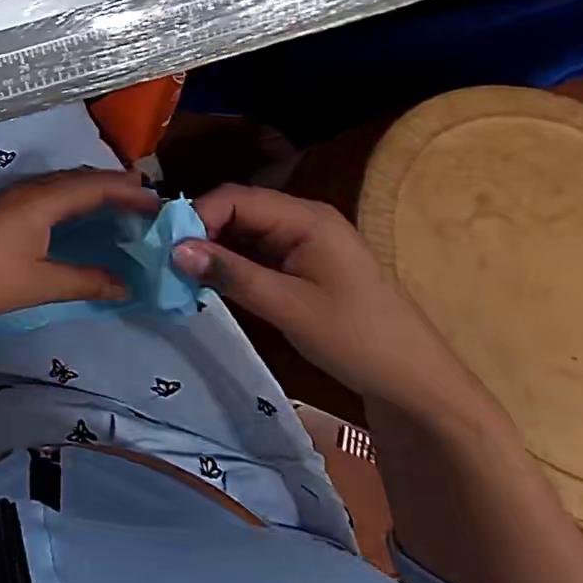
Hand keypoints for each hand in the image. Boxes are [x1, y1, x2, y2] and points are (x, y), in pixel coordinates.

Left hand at [0, 170, 156, 352]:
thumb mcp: (41, 284)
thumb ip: (86, 281)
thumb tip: (127, 285)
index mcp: (42, 200)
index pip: (95, 186)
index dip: (128, 192)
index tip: (158, 203)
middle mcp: (31, 189)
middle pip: (81, 178)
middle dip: (115, 185)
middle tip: (147, 200)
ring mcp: (16, 196)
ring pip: (64, 182)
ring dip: (94, 188)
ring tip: (121, 203)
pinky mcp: (6, 207)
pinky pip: (52, 191)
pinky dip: (75, 196)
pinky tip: (80, 214)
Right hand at [171, 185, 484, 416]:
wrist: (416, 383)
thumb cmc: (356, 339)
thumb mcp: (288, 307)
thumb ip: (231, 274)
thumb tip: (173, 249)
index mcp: (305, 217)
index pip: (235, 198)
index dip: (197, 216)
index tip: (166, 248)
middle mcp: (301, 218)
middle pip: (237, 209)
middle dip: (200, 230)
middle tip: (166, 260)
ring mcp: (302, 240)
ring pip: (242, 230)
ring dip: (212, 247)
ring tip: (179, 271)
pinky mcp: (300, 262)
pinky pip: (254, 250)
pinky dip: (230, 262)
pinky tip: (209, 279)